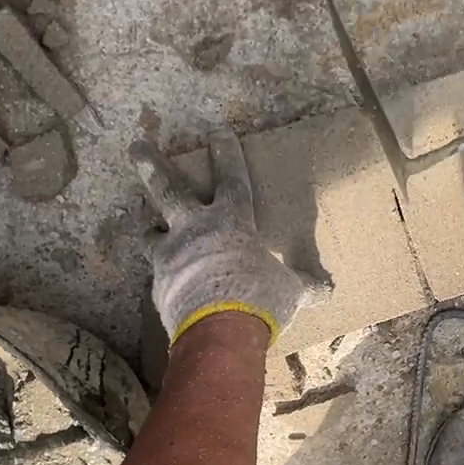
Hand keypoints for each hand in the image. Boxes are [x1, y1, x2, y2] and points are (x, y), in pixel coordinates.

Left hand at [129, 132, 305, 344]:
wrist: (220, 332)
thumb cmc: (261, 299)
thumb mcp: (292, 290)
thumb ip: (305, 285)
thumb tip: (328, 289)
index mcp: (232, 222)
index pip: (231, 179)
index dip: (226, 154)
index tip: (218, 132)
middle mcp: (195, 230)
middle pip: (169, 189)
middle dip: (152, 165)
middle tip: (136, 147)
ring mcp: (171, 256)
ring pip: (151, 233)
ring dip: (149, 229)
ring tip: (147, 227)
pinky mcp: (158, 285)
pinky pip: (158, 274)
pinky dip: (164, 275)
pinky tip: (168, 282)